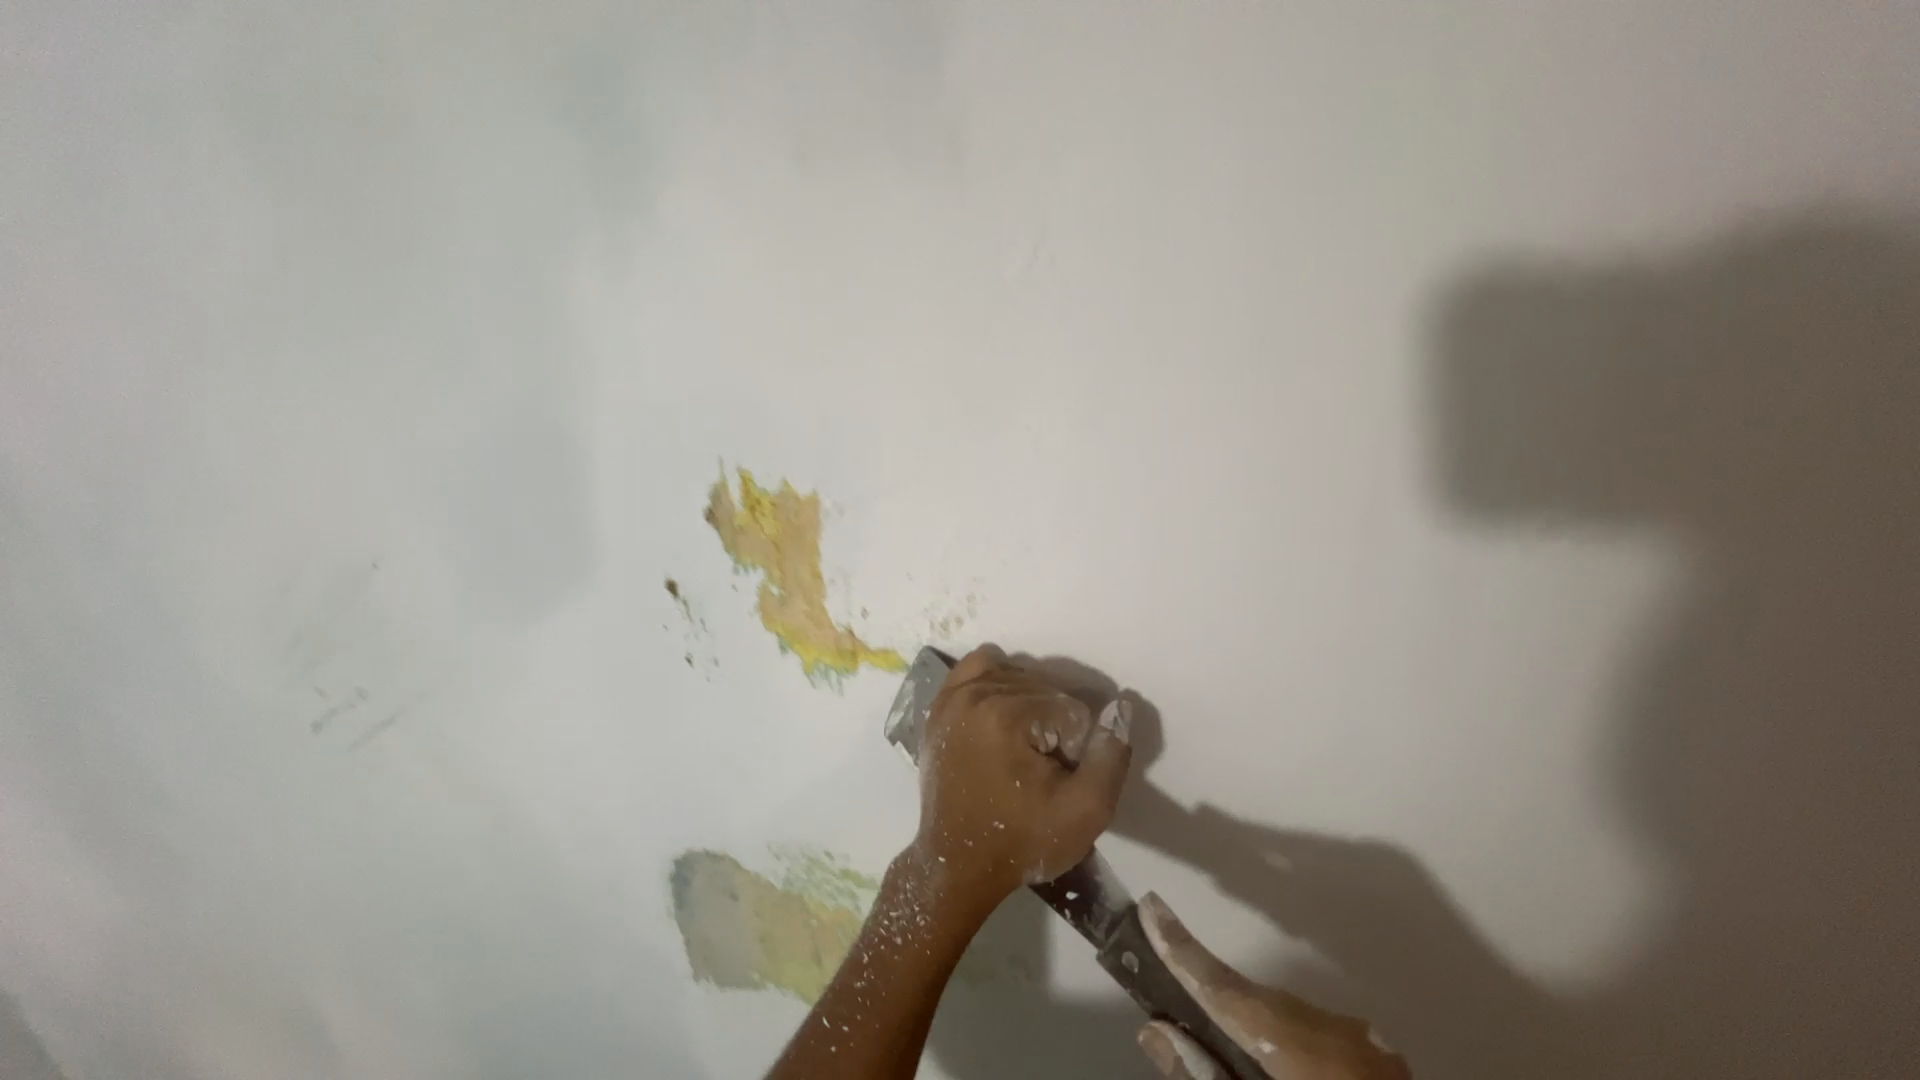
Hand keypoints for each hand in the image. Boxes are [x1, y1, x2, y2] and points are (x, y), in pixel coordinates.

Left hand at [910, 644, 1132, 912]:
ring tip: (1025, 746)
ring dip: (1031, 704)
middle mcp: (975, 695)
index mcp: (1006, 715)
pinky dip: (998, 680)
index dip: (1077, 746)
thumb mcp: (1086, 810)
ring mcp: (952, 699)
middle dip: (1054, 723)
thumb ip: (1111, 755)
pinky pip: (977, 668)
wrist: (958, 866)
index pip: (1072, 709)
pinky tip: (1006, 710)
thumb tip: (1122, 705)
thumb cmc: (1023, 841)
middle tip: (1043, 767)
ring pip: (1016, 676)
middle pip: (1043, 688)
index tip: (1060, 778)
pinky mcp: (939, 708)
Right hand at [1136, 893, 1410, 1079]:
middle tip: (1173, 985)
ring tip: (1233, 1047)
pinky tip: (1285, 1064)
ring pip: (1284, 1016)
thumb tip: (1157, 1032)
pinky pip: (1315, 1032)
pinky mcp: (1376, 1052)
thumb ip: (1205, 1074)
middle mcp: (1325, 1026)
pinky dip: (1289, 1041)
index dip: (1179, 947)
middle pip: (1251, 1000)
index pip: (1220, 986)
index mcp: (1292, 1043)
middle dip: (1212, 994)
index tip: (1151, 906)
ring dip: (1253, 1024)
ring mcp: (1358, 1037)